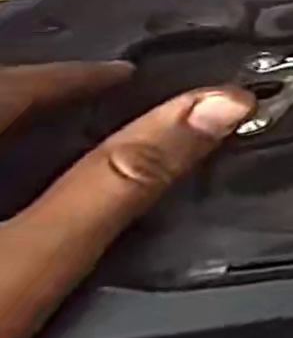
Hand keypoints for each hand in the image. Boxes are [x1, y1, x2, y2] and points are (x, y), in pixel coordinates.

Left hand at [0, 63, 253, 337]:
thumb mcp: (29, 262)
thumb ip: (128, 176)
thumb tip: (225, 106)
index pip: (10, 87)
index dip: (75, 78)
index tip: (123, 76)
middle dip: (34, 106)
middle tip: (96, 107)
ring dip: (9, 143)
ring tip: (50, 148)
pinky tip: (12, 196)